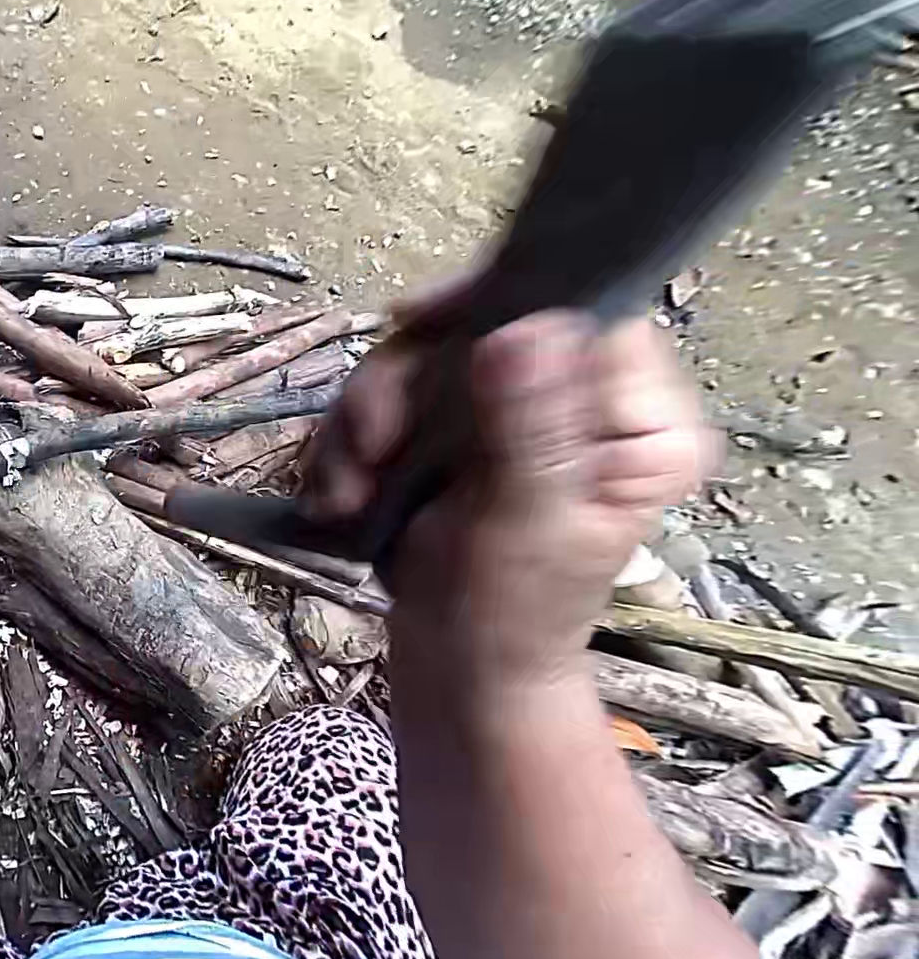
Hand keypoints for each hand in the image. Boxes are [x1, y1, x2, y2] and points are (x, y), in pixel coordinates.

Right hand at [303, 285, 714, 688]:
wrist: (455, 657)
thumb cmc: (511, 605)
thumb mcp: (526, 519)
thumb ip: (530, 427)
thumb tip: (520, 328)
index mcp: (624, 417)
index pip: (571, 315)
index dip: (490, 302)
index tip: (409, 321)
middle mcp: (553, 405)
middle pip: (458, 343)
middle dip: (391, 396)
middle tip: (369, 451)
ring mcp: (480, 425)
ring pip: (396, 381)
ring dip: (353, 438)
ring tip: (345, 498)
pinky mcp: (425, 447)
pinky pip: (364, 422)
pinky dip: (338, 458)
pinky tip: (334, 502)